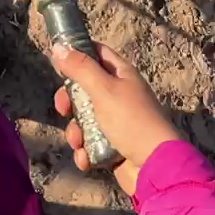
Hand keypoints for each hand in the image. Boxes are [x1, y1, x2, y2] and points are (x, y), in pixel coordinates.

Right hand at [51, 42, 181, 195]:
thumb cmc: (131, 120)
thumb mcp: (104, 89)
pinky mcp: (113, 147)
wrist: (157, 167)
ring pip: (84, 118)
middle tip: (63, 108)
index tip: (58, 60)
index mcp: (121, 74)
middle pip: (85, 88)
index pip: (97, 53)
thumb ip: (80, 68)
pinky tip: (86, 158)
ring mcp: (116, 122)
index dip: (78, 52)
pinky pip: (91, 143)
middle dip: (70, 100)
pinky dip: (85, 151)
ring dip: (76, 131)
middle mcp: (118, 94)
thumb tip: (58, 47)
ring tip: (78, 141)